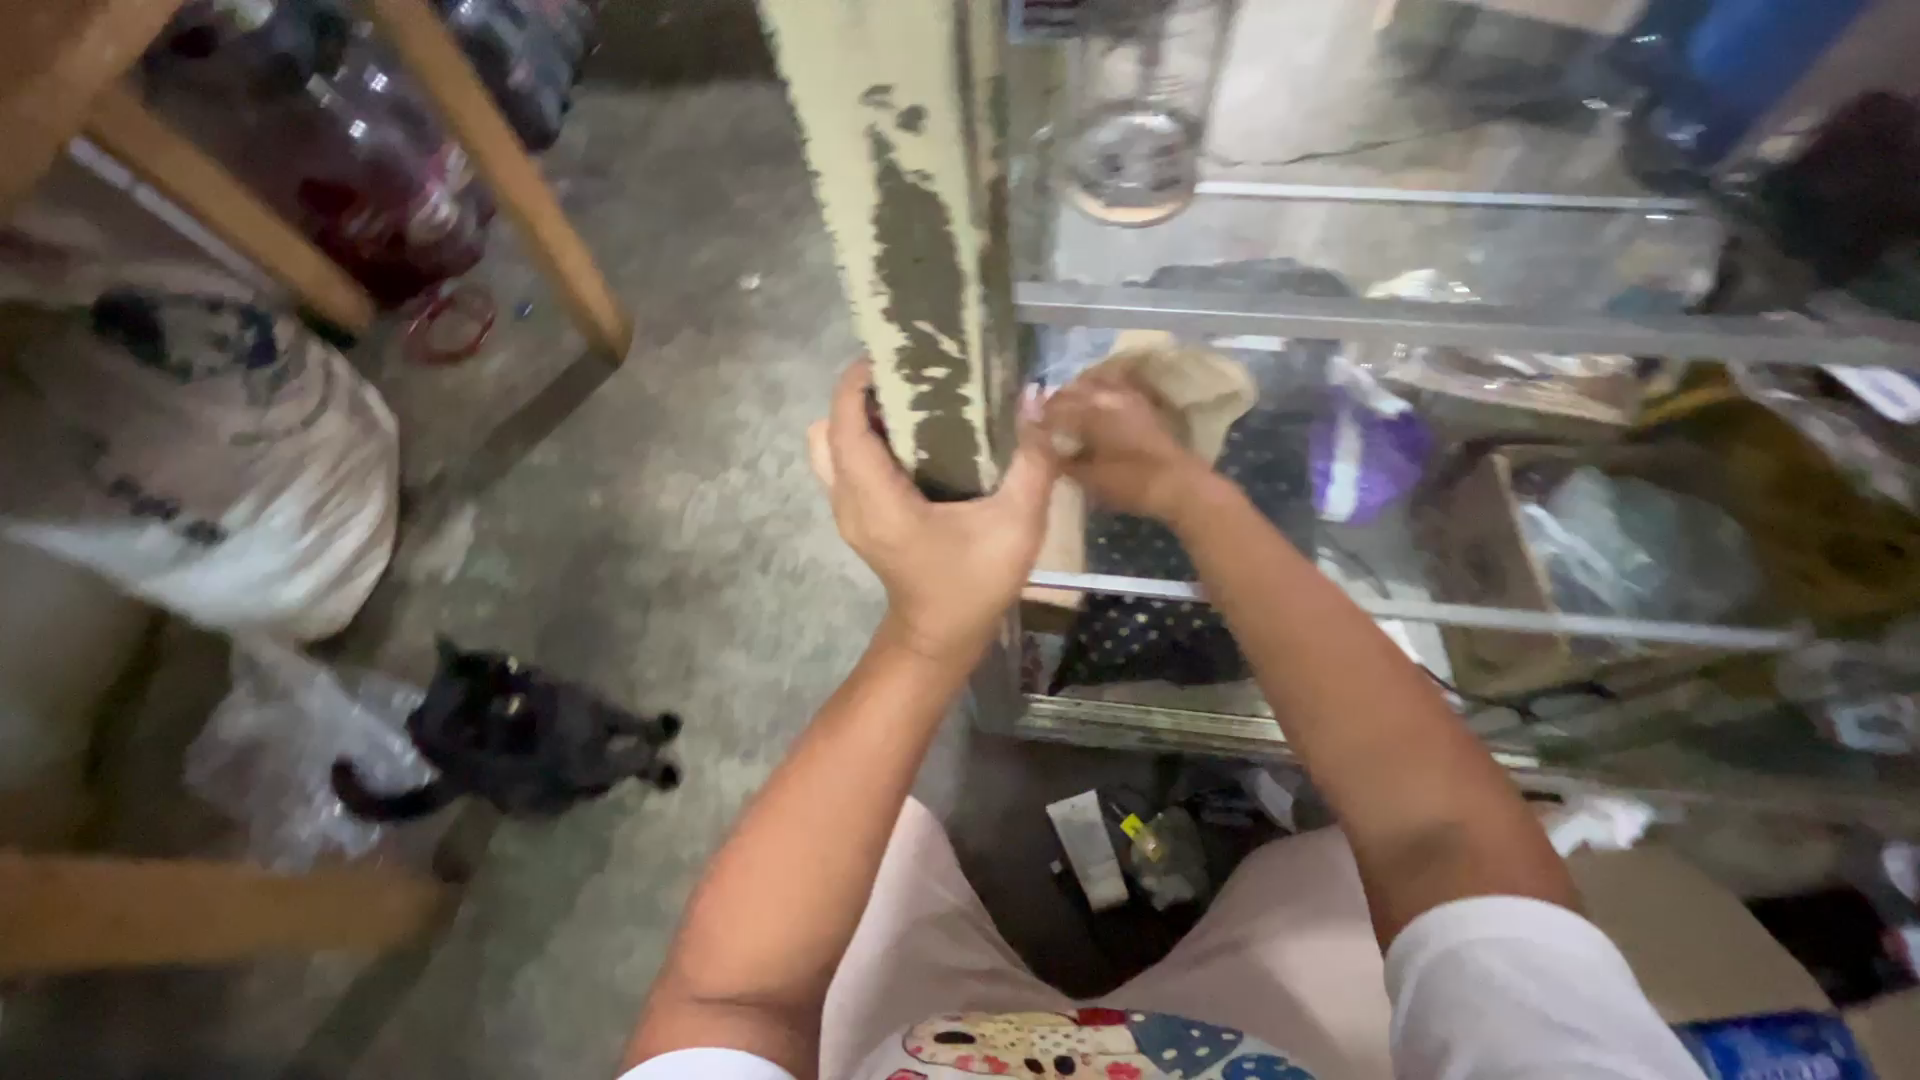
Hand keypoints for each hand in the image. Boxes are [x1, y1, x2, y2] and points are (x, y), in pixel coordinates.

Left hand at [809, 360, 1056, 662]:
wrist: (943, 635)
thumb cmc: (975, 583)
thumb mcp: (1018, 525)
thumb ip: (1032, 461)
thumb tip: (1033, 397)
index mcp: (879, 501)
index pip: (845, 426)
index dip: (857, 382)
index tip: (895, 355)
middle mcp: (849, 502)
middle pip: (829, 429)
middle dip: (861, 396)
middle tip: (911, 381)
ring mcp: (846, 512)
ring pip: (829, 448)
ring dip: (859, 419)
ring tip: (910, 408)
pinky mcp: (855, 518)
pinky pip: (843, 465)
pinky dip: (864, 442)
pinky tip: (912, 441)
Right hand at [1043, 368, 1216, 521]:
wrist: (1179, 485)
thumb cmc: (1130, 484)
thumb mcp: (1090, 478)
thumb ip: (1065, 461)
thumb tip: (1048, 452)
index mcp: (1089, 413)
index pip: (1054, 409)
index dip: (1038, 416)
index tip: (1028, 425)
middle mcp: (1107, 396)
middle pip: (1073, 390)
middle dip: (1055, 400)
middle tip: (1044, 416)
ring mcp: (1128, 396)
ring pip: (1096, 382)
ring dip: (1078, 389)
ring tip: (1069, 405)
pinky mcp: (1144, 403)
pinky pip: (1117, 385)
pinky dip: (1102, 387)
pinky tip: (1097, 400)